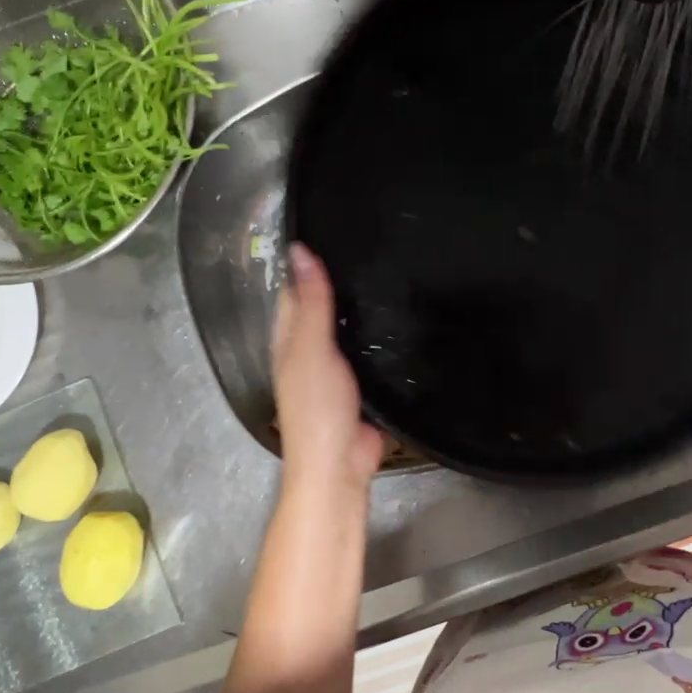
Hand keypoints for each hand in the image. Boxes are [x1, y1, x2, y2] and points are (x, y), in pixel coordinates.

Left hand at [273, 244, 383, 492]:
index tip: (334, 228)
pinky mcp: (363, 388)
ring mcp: (337, 372)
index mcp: (289, 341)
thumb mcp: (311, 349)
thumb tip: (300, 251)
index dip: (309, 263)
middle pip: (323, 309)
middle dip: (341, 283)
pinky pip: (371, 355)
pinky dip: (382, 340)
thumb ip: (312, 303)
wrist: (340, 465)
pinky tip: (401, 323)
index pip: (296, 291)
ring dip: (363, 310)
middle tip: (373, 245)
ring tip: (391, 273)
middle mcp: (310, 353)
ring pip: (349, 331)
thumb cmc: (318, 408)